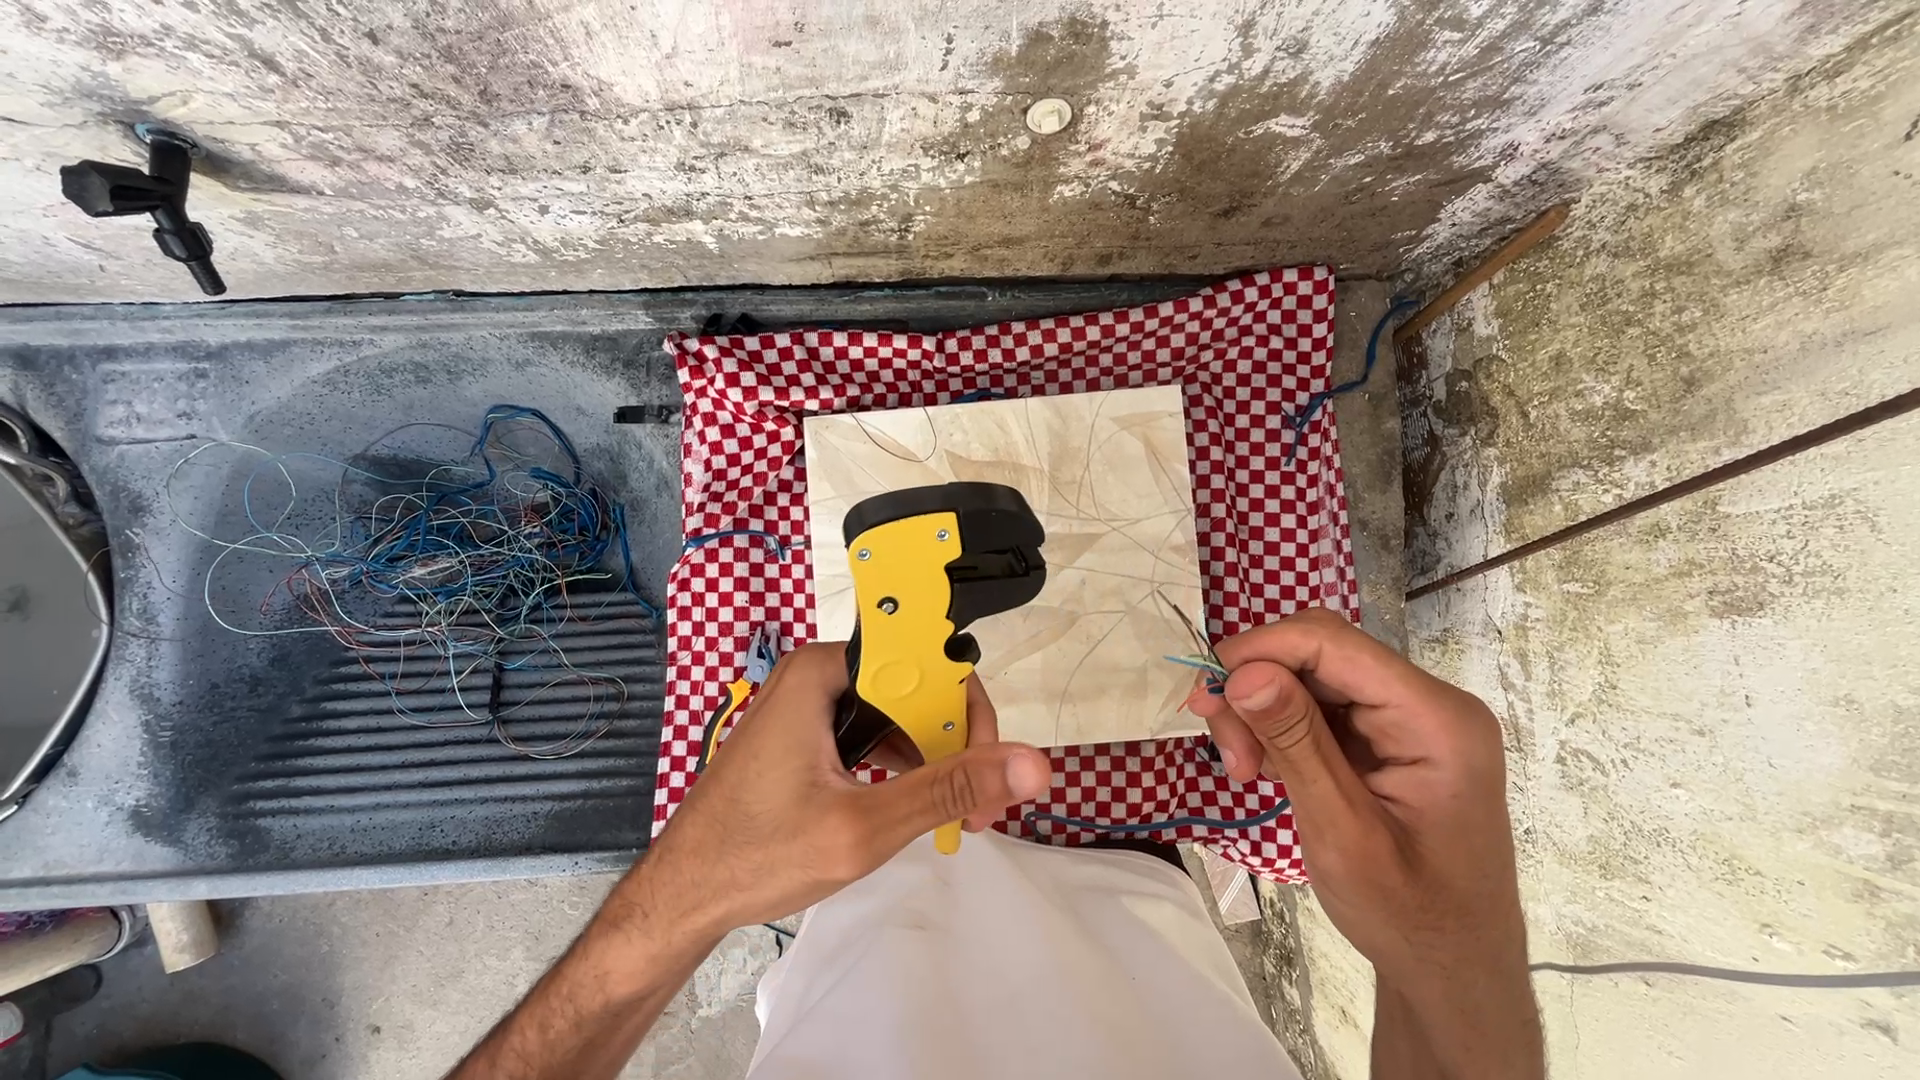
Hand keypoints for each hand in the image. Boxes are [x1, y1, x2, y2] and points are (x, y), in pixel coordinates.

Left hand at [640, 642, 1053, 940]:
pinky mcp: (803, 732)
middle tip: (976, 808)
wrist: (680, 896)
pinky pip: (870, 732)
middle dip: (952, 744)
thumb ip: (950, 789)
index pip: (927, 661)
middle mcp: (816, 673)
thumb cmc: (760, 855)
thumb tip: (1032, 764)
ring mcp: (806, 702)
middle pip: (914, 687)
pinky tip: (908, 806)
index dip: (967, 710)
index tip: (988, 767)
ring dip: (931, 759)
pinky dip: (899, 766)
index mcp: (823, 670)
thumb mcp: (866, 826)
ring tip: (952, 818)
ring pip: (896, 713)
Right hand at [1187, 607, 1540, 1077]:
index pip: (1332, 643)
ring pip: (1307, 675)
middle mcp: (1424, 702)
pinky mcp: (1385, 736)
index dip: (1261, 650)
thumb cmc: (1406, 914)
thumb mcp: (1341, 831)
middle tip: (1224, 746)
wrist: (1450, 970)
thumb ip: (1295, 743)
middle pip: (1317, 652)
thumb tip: (1243, 672)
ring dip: (1260, 710)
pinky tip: (1263, 768)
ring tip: (1242, 769)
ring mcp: (1405, 718)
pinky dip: (1276, 727)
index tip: (1206, 692)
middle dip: (1256, 685)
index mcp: (1435, 717)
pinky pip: (1316, 705)